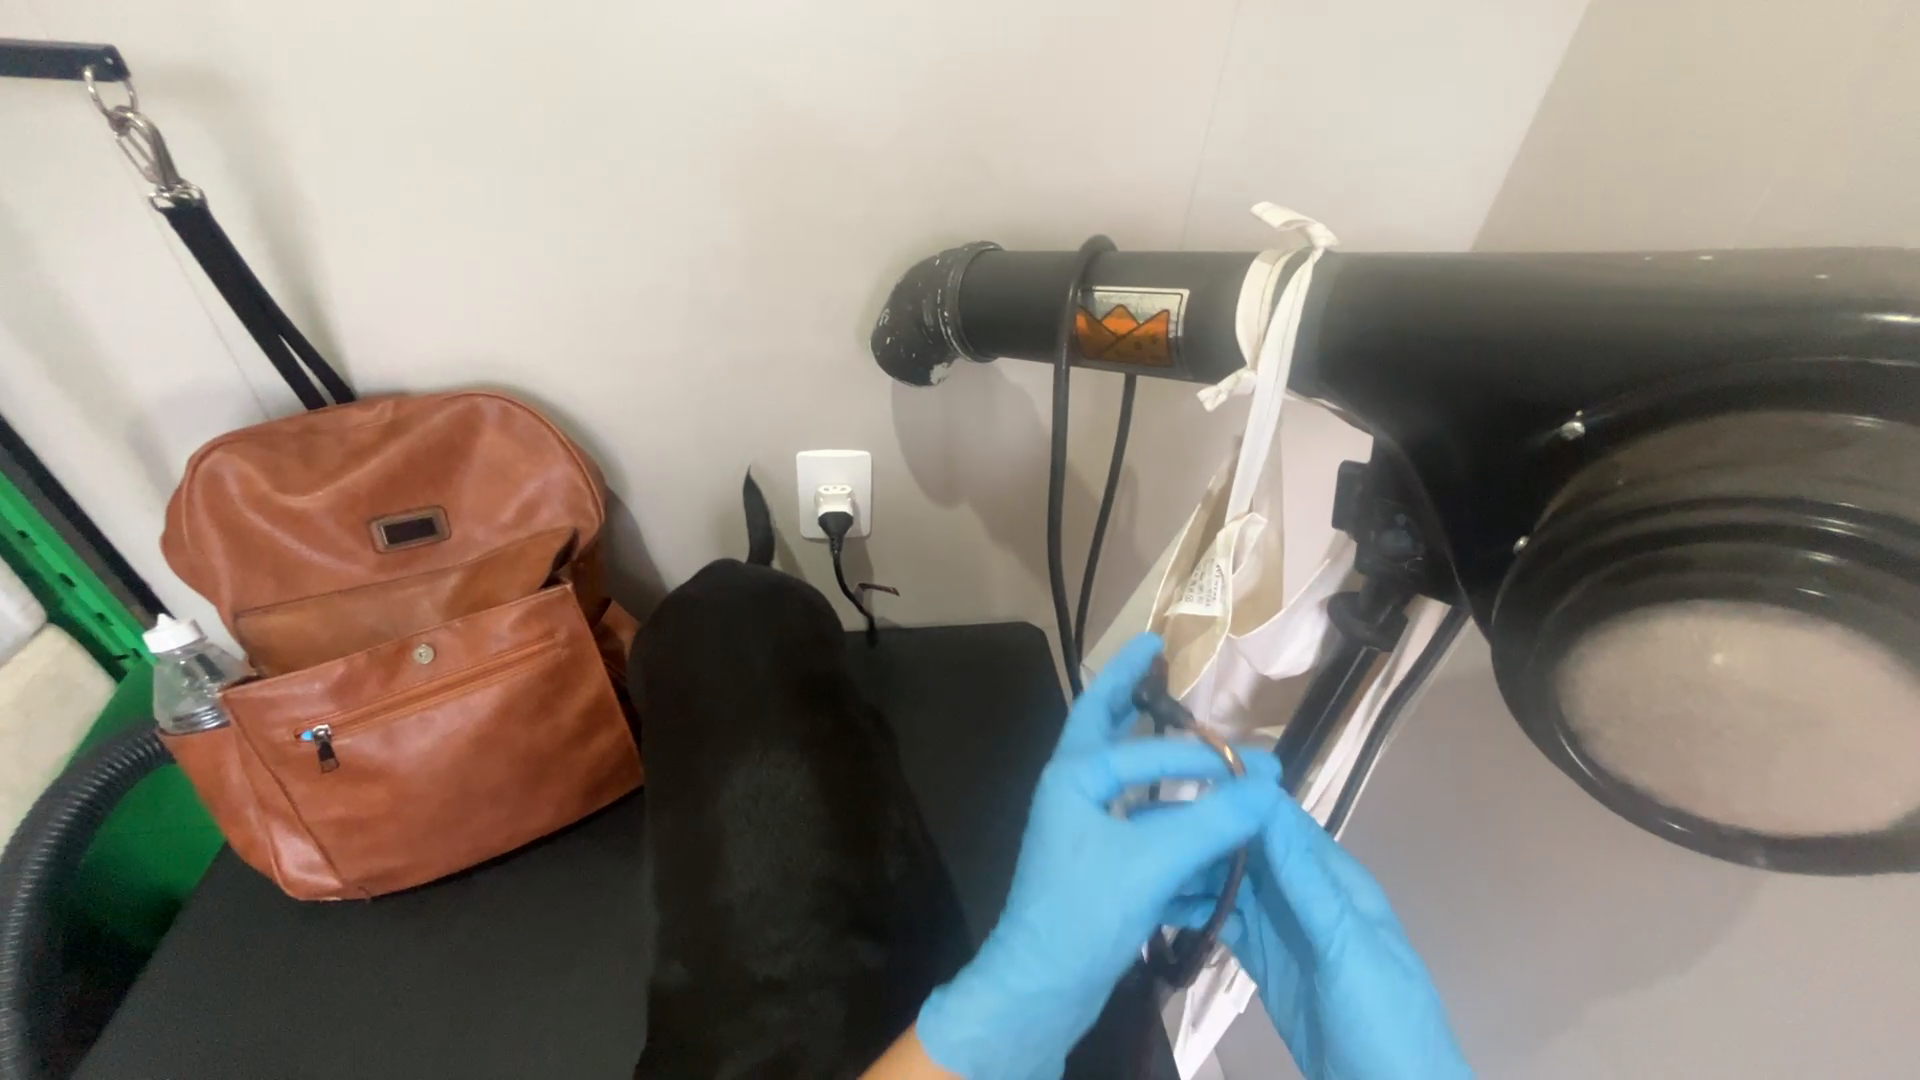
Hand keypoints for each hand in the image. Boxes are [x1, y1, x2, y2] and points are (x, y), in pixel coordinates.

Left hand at [916, 634, 1281, 1079]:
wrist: (1041, 984)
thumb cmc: (1086, 910)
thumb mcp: (1153, 862)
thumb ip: (1213, 822)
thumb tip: (1272, 783)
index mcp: (1073, 774)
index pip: (1149, 751)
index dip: (1202, 754)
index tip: (1252, 763)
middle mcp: (1071, 785)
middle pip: (1101, 719)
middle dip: (1126, 684)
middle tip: (1152, 649)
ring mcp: (1079, 818)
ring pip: (1115, 763)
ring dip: (1141, 735)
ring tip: (1167, 705)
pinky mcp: (1093, 852)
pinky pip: (1129, 806)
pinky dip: (1154, 793)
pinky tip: (1180, 795)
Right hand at [1171, 792, 1471, 1079]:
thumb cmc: (1387, 1020)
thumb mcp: (1350, 948)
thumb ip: (1308, 881)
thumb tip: (1268, 805)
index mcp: (1331, 878)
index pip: (1279, 821)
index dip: (1236, 800)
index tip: (1182, 786)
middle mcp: (1300, 891)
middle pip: (1244, 848)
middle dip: (1200, 838)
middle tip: (1145, 834)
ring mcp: (1278, 925)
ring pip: (1225, 882)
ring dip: (1189, 875)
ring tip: (1145, 873)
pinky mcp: (1259, 957)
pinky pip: (1220, 920)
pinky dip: (1192, 911)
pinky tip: (1160, 907)